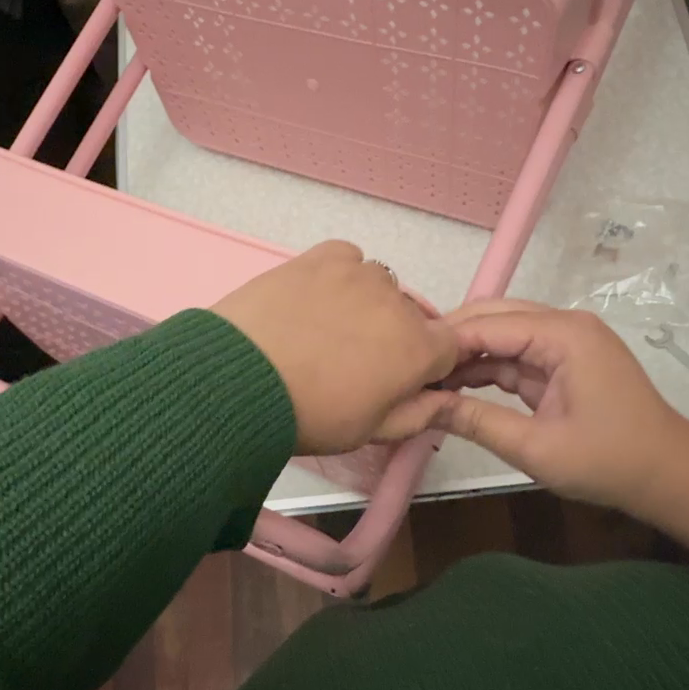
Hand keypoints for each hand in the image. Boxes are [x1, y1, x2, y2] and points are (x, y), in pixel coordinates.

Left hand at [211, 242, 457, 454]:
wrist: (240, 381)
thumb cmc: (308, 416)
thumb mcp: (368, 432)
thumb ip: (416, 414)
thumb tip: (442, 398)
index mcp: (418, 350)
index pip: (447, 348)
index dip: (424, 365)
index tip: (395, 378)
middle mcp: (398, 304)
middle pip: (410, 317)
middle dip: (390, 338)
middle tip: (347, 364)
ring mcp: (359, 274)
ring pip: (377, 287)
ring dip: (363, 305)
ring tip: (322, 331)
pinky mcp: (322, 257)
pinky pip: (346, 259)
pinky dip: (338, 276)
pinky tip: (313, 299)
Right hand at [415, 300, 688, 579]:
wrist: (668, 475)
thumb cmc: (607, 461)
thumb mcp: (534, 447)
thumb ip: (475, 421)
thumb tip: (420, 407)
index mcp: (563, 335)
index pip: (487, 324)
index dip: (442, 342)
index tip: (401, 364)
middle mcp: (563, 326)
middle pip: (492, 317)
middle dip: (449, 342)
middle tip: (406, 368)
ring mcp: (563, 343)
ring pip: (499, 335)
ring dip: (463, 357)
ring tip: (420, 380)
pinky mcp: (561, 362)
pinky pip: (512, 356)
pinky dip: (483, 371)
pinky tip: (450, 388)